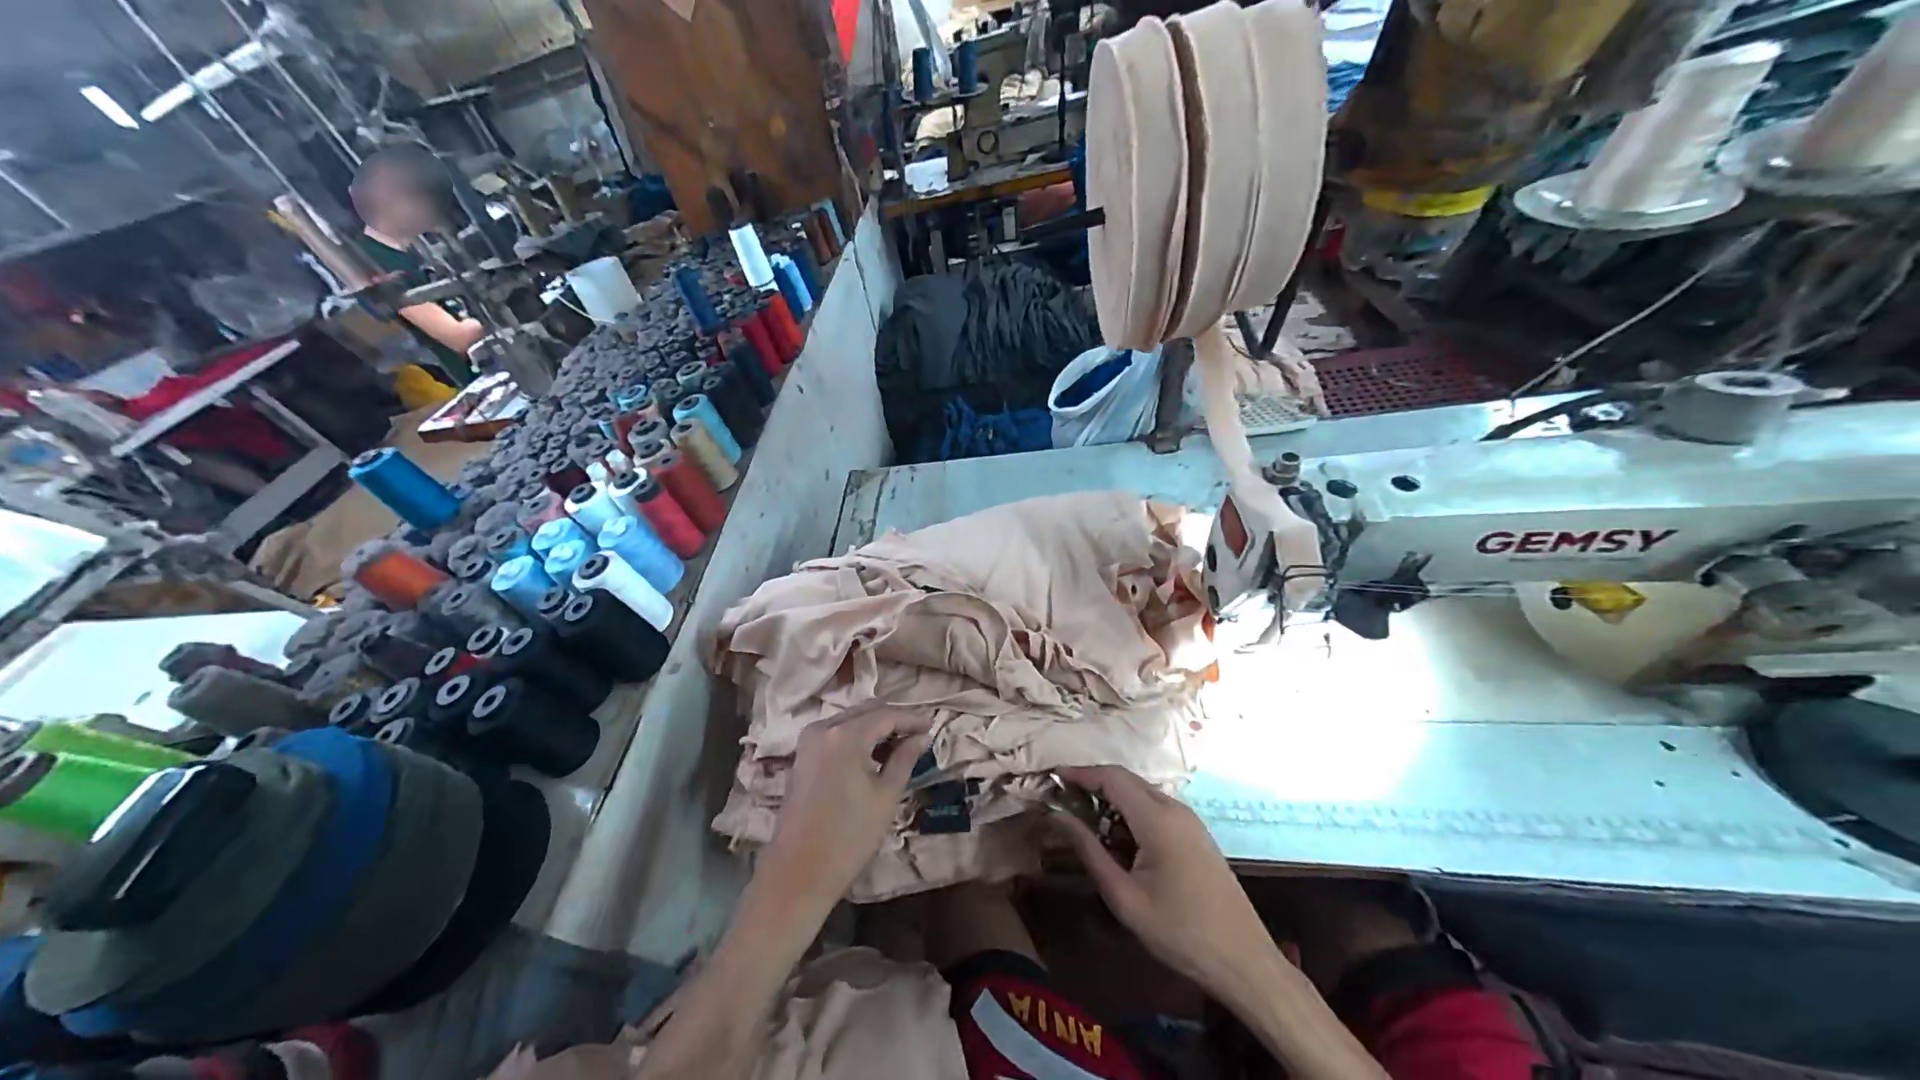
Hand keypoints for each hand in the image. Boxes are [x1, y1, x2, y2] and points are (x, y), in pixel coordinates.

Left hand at [760, 708, 930, 906]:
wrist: (799, 871)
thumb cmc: (850, 835)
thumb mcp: (886, 795)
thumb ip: (904, 758)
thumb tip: (921, 737)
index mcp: (845, 736)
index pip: (885, 715)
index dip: (911, 718)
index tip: (932, 725)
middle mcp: (823, 729)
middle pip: (866, 712)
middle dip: (893, 720)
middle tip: (919, 733)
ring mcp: (808, 741)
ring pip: (850, 721)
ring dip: (875, 728)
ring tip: (900, 745)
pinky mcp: (802, 755)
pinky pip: (835, 734)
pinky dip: (857, 737)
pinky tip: (874, 754)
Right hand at [1053, 765, 1285, 1009]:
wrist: (1243, 960)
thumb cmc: (1179, 932)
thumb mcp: (1123, 896)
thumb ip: (1088, 851)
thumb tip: (1057, 817)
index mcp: (1158, 818)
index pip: (1112, 776)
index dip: (1080, 772)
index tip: (1053, 777)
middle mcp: (1176, 809)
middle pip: (1127, 780)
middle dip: (1093, 784)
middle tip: (1062, 800)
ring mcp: (1190, 821)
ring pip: (1142, 794)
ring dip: (1112, 800)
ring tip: (1084, 823)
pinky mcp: (1196, 835)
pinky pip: (1156, 809)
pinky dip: (1131, 813)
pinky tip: (1117, 840)